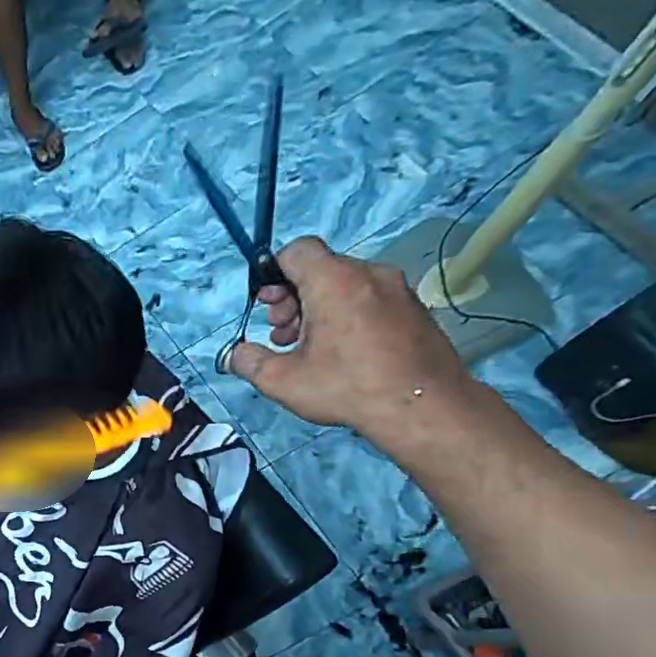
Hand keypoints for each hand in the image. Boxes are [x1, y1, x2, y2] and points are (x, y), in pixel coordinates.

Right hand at [229, 237, 476, 454]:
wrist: (423, 406)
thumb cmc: (348, 387)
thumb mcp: (284, 381)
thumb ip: (250, 362)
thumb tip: (232, 355)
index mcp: (333, 280)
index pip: (298, 249)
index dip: (275, 271)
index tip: (268, 304)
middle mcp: (367, 273)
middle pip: (321, 268)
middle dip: (293, 296)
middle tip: (282, 333)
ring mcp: (396, 288)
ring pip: (346, 285)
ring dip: (319, 308)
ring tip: (309, 348)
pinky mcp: (413, 307)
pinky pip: (370, 299)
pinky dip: (349, 315)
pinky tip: (344, 353)